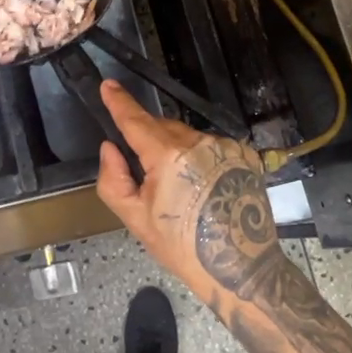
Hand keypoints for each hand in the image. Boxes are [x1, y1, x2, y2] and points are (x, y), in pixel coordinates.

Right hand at [95, 79, 279, 301]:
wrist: (241, 267)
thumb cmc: (183, 247)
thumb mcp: (136, 220)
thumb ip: (113, 179)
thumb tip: (110, 147)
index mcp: (169, 157)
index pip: (136, 120)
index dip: (119, 102)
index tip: (108, 85)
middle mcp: (199, 143)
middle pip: (162, 128)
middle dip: (147, 140)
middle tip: (144, 175)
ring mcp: (225, 147)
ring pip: (186, 137)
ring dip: (174, 151)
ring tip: (178, 191)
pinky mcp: (243, 155)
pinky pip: (209, 146)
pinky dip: (198, 158)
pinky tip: (201, 188)